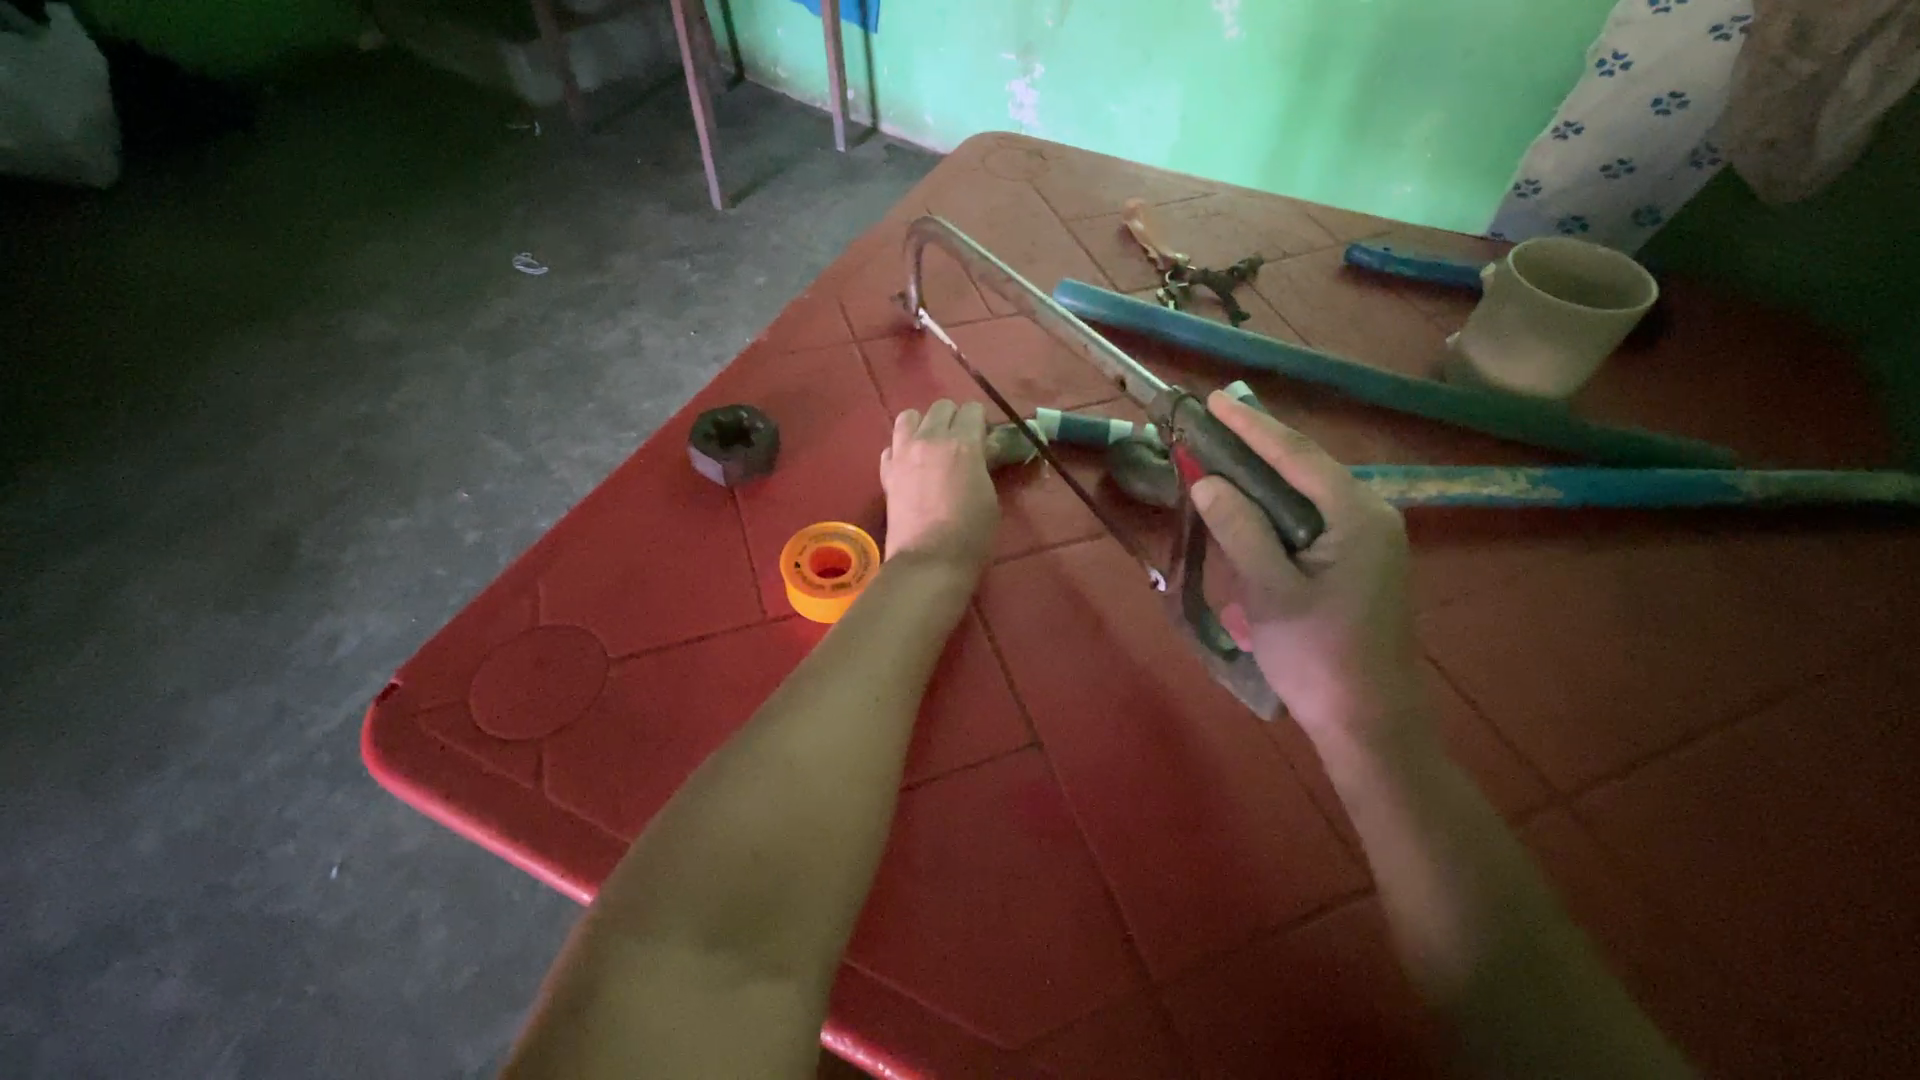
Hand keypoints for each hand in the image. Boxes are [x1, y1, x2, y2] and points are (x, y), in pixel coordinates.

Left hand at [879, 400, 999, 573]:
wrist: (929, 561)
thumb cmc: (971, 534)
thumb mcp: (990, 496)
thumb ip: (984, 464)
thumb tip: (982, 449)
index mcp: (962, 443)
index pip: (972, 410)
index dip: (981, 423)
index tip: (985, 440)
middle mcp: (930, 439)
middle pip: (941, 407)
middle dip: (954, 419)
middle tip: (961, 443)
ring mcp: (902, 453)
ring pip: (910, 417)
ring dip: (924, 425)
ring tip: (932, 446)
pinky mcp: (886, 472)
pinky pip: (892, 446)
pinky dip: (902, 450)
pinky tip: (911, 467)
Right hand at [1190, 392, 1425, 751]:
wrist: (1369, 720)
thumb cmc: (1318, 657)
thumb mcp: (1271, 592)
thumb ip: (1241, 531)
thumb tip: (1208, 482)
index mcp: (1357, 516)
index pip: (1297, 457)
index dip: (1252, 427)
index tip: (1215, 400)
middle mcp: (1371, 516)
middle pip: (1306, 468)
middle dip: (1257, 445)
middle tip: (1212, 422)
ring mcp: (1370, 539)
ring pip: (1309, 494)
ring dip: (1265, 477)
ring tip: (1222, 454)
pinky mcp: (1360, 562)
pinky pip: (1313, 519)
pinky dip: (1277, 508)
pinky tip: (1250, 506)